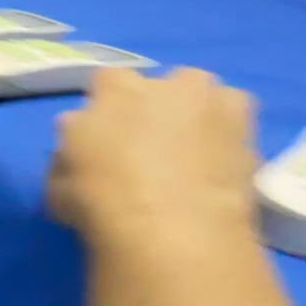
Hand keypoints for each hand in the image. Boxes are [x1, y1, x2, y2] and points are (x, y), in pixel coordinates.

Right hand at [47, 67, 259, 251]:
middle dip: (150, 105)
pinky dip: (219, 134)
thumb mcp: (56, 183)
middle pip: (159, 84)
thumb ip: (67, 151)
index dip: (101, 105)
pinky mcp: (249, 123)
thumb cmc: (97, 202)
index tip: (96, 132)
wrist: (170, 225)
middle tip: (140, 143)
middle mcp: (167, 84)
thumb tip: (78, 134)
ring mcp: (215, 99)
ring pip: (200, 97)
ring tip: (180, 153)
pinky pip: (229, 119)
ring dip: (190, 114)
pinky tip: (207, 164)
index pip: (104, 80)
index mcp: (113, 92)